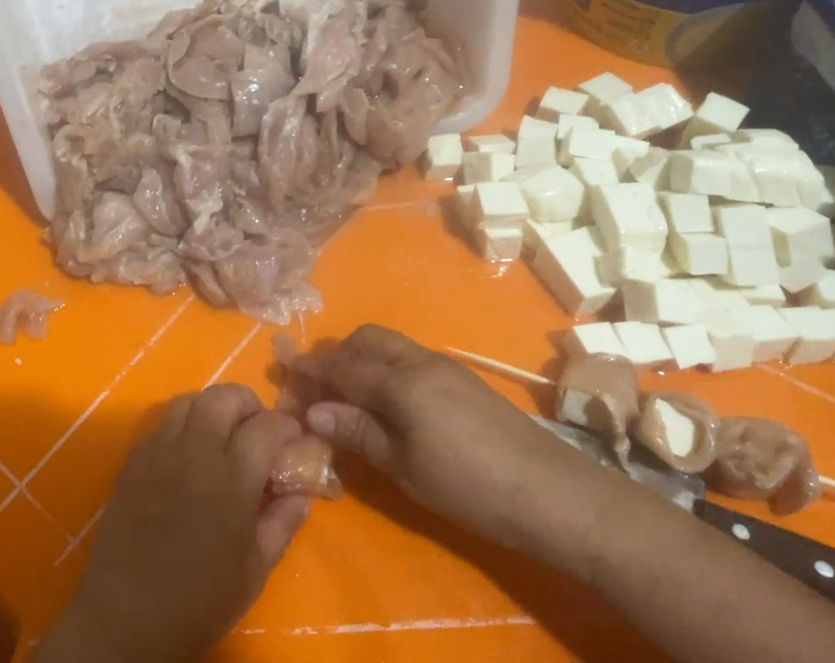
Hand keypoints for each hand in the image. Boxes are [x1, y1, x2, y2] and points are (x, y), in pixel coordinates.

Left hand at [38, 384, 310, 662]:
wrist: (128, 613)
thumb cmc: (200, 599)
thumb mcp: (255, 569)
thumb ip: (281, 523)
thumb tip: (302, 493)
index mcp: (231, 477)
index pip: (266, 427)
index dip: (286, 428)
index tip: (294, 441)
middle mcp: (194, 451)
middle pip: (223, 396)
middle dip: (249, 404)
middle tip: (258, 430)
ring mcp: (158, 451)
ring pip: (188, 400)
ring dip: (212, 407)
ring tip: (223, 434)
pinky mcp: (133, 460)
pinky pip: (161, 423)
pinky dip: (182, 423)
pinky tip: (189, 452)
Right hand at [300, 325, 628, 566]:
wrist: (553, 493)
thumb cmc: (469, 485)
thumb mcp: (404, 466)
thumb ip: (358, 432)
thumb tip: (314, 410)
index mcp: (400, 382)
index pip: (341, 364)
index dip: (308, 368)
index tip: (281, 371)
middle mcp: (419, 362)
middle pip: (365, 340)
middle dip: (335, 355)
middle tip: (316, 387)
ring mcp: (446, 367)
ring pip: (389, 346)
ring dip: (361, 360)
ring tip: (347, 396)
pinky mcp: (464, 381)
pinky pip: (409, 359)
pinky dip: (385, 369)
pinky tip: (386, 402)